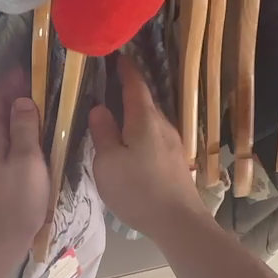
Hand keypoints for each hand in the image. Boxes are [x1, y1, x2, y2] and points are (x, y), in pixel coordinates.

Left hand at [0, 67, 49, 260]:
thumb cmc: (15, 201)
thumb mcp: (26, 159)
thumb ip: (24, 128)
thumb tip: (22, 100)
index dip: (10, 81)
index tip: (29, 67)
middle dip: (14, 96)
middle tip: (39, 84)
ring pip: (1, 131)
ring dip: (17, 117)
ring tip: (40, 108)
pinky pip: (6, 147)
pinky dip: (18, 136)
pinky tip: (33, 140)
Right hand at [87, 55, 206, 241]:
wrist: (178, 221)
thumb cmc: (138, 190)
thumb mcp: (108, 163)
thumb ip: (103, 133)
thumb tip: (100, 109)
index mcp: (144, 118)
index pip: (135, 83)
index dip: (124, 68)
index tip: (114, 55)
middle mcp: (163, 125)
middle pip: (144, 102)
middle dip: (127, 93)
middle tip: (107, 88)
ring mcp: (174, 144)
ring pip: (150, 122)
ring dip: (134, 117)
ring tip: (117, 119)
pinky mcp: (176, 162)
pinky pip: (155, 139)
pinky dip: (142, 135)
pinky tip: (133, 147)